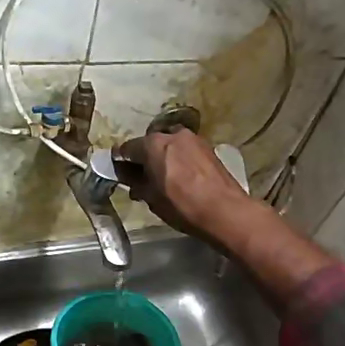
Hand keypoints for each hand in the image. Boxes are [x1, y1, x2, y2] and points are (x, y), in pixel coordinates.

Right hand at [115, 128, 334, 308]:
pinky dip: (179, 161)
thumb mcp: (151, 197)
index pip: (127, 148)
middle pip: (149, 144)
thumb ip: (136, 182)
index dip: (120, 162)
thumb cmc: (182, 205)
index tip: (119, 174)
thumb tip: (127, 176)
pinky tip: (180, 179)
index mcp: (152, 143)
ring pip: (169, 147)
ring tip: (162, 181)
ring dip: (162, 159)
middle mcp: (172, 134)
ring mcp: (193, 139)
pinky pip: (185, 152)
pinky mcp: (208, 148)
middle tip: (141, 180)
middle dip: (143, 159)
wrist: (225, 211)